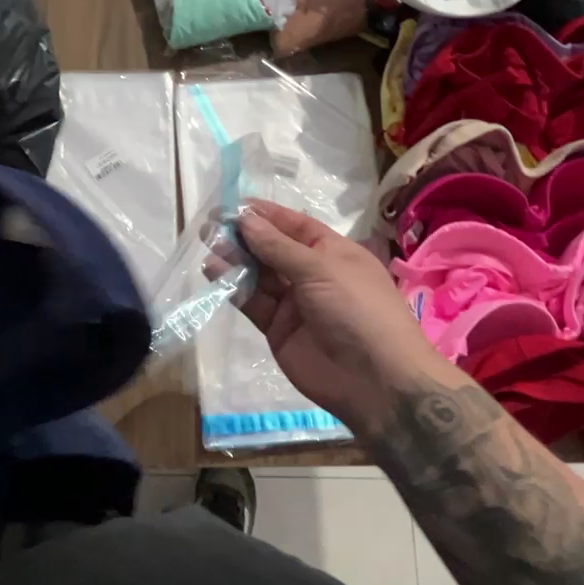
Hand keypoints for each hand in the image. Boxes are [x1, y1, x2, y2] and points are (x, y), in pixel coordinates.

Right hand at [232, 200, 440, 422]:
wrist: (375, 379)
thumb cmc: (357, 310)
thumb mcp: (321, 269)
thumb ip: (278, 247)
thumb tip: (245, 220)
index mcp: (333, 252)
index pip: (295, 225)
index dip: (266, 215)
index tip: (233, 205)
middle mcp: (312, 274)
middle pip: (273, 249)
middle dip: (244, 236)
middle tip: (211, 226)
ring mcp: (294, 303)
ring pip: (259, 275)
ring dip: (235, 260)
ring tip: (208, 245)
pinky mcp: (278, 328)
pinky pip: (253, 302)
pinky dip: (234, 288)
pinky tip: (215, 272)